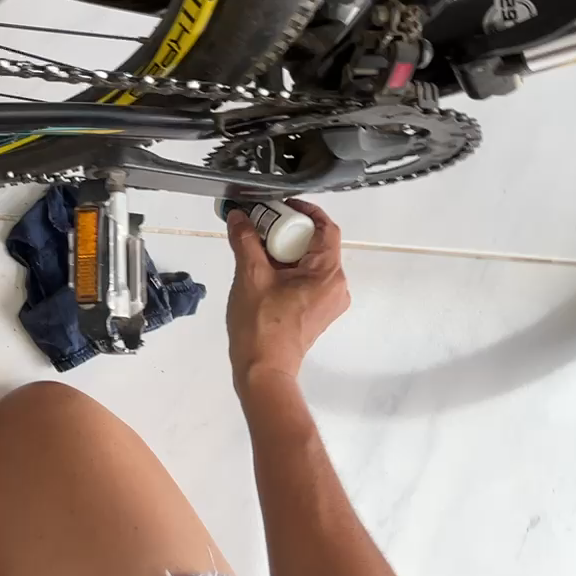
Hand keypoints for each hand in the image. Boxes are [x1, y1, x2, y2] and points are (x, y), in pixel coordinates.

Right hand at [225, 200, 349, 389]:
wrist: (263, 369)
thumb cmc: (260, 326)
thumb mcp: (249, 276)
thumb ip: (245, 240)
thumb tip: (238, 216)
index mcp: (328, 275)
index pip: (326, 228)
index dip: (304, 211)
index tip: (280, 205)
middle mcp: (336, 287)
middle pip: (317, 244)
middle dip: (288, 231)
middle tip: (260, 225)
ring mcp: (328, 301)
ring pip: (310, 263)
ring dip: (285, 251)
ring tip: (257, 248)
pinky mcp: (317, 311)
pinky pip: (306, 279)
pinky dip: (287, 269)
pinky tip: (264, 270)